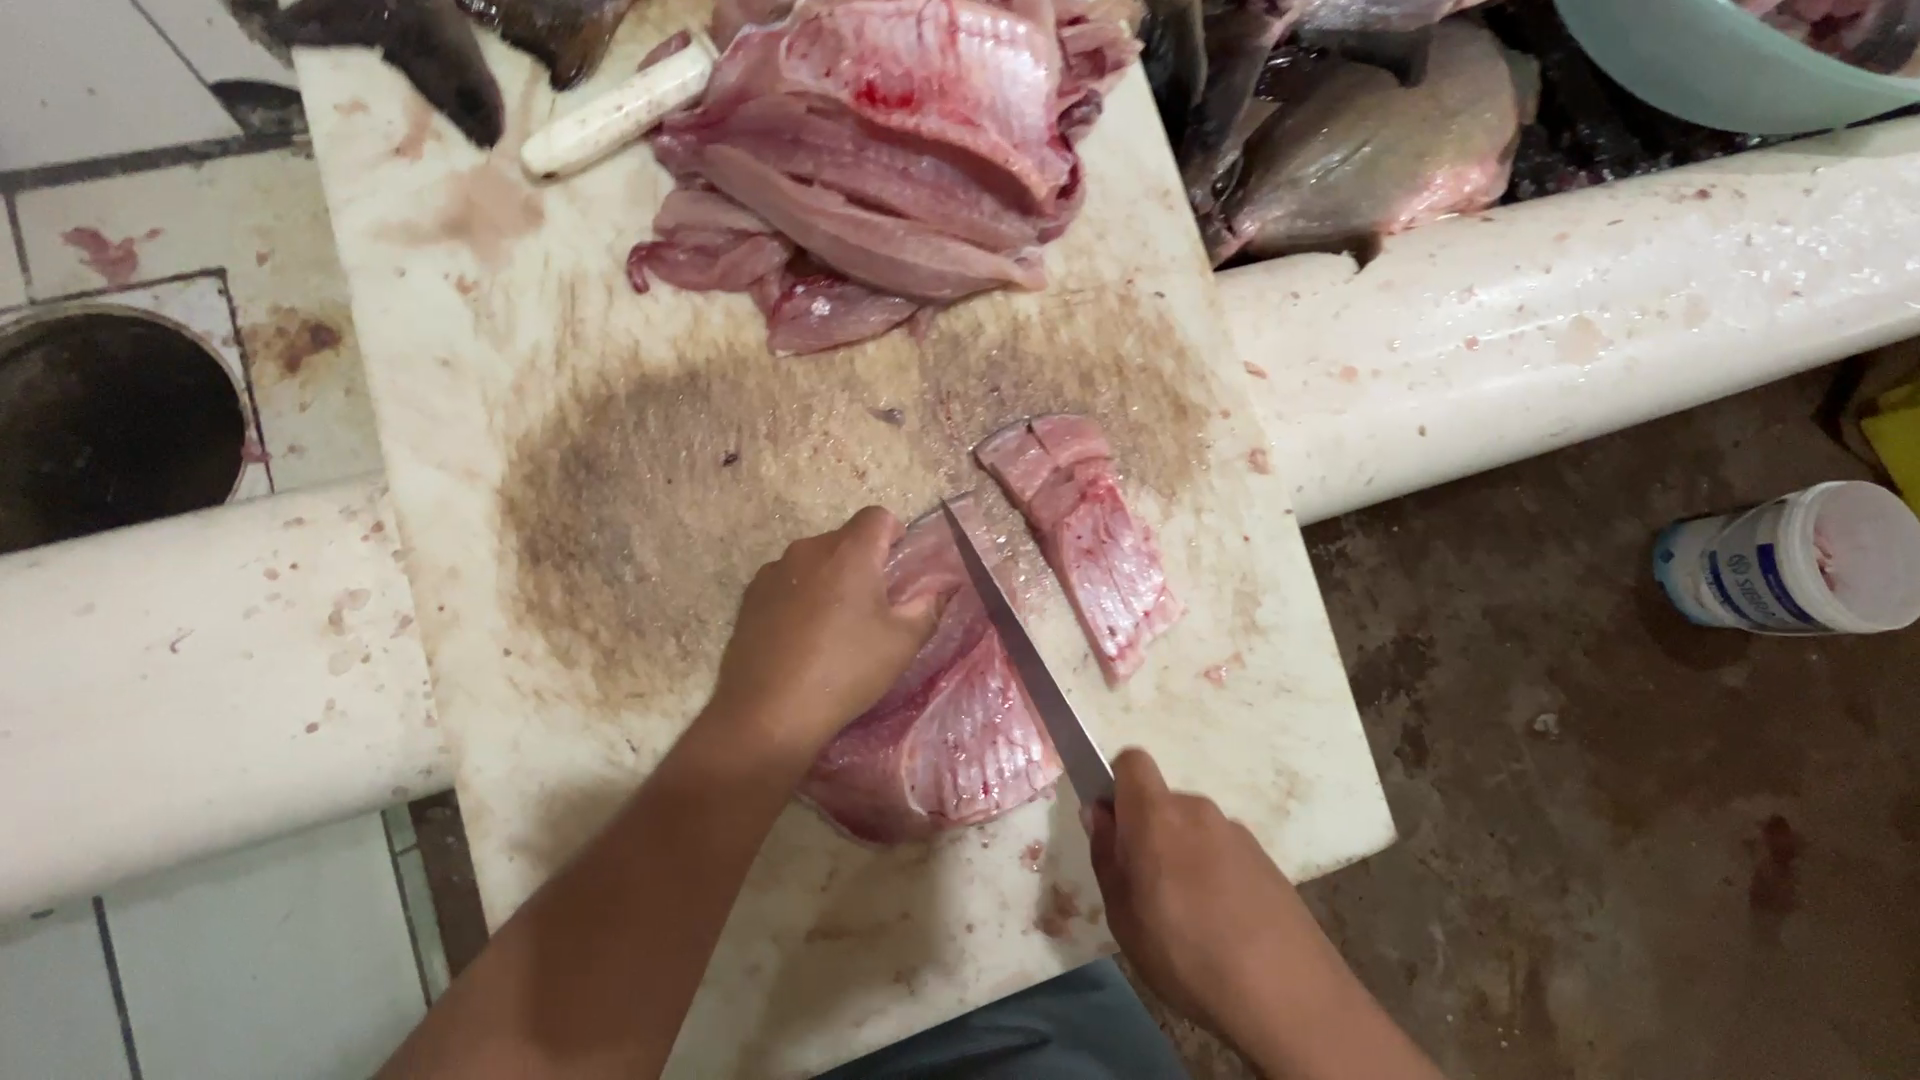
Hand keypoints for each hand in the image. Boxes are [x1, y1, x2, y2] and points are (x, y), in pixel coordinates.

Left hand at [707, 506, 943, 753]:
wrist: (769, 712)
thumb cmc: (845, 671)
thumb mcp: (902, 643)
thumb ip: (929, 606)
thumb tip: (945, 586)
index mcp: (849, 552)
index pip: (878, 516)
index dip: (895, 534)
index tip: (900, 569)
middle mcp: (808, 550)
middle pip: (845, 539)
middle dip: (863, 562)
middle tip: (874, 606)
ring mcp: (774, 571)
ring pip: (814, 562)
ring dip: (830, 579)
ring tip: (834, 625)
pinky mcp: (750, 596)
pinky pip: (787, 582)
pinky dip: (800, 597)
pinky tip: (801, 636)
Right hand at [1087, 749, 1332, 1050]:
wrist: (1290, 996)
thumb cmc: (1187, 956)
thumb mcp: (1123, 916)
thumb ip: (1107, 856)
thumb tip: (1098, 813)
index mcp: (1158, 816)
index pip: (1131, 762)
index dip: (1116, 786)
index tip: (1113, 828)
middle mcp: (1199, 812)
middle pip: (1162, 803)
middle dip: (1148, 833)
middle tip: (1146, 890)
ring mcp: (1238, 834)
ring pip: (1193, 831)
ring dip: (1182, 857)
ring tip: (1188, 919)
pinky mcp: (1266, 861)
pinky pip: (1222, 853)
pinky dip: (1213, 876)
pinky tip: (1222, 927)